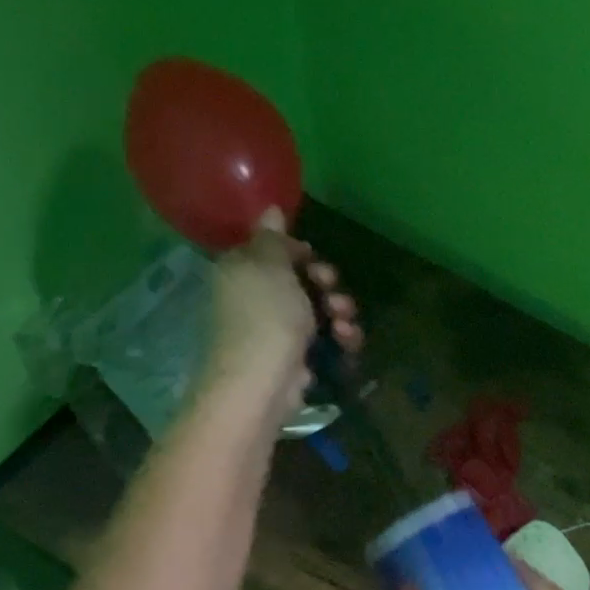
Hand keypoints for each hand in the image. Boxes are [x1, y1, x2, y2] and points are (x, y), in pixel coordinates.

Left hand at [205, 207, 361, 420]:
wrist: (262, 381)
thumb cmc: (265, 315)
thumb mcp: (269, 264)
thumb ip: (273, 237)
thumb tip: (270, 208)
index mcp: (243, 271)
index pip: (273, 251)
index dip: (298, 252)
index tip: (311, 257)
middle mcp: (256, 297)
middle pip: (302, 279)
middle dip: (326, 281)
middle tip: (330, 286)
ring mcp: (277, 329)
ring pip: (320, 308)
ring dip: (339, 309)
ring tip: (343, 320)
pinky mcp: (297, 355)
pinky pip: (326, 337)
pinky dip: (341, 336)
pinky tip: (347, 339)